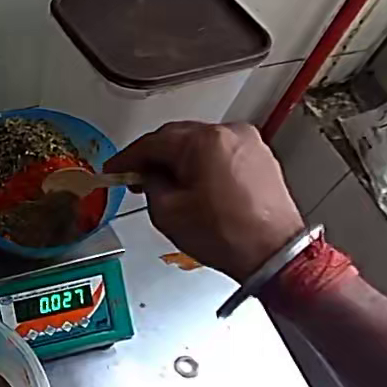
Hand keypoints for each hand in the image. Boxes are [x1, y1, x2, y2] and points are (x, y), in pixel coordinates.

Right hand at [104, 121, 303, 278]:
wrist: (272, 253)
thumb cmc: (226, 235)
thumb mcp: (168, 213)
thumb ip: (150, 185)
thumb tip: (148, 177)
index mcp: (203, 142)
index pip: (152, 142)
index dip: (127, 158)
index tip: (114, 169)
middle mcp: (229, 133)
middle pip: (177, 137)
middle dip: (153, 157)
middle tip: (133, 177)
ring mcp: (248, 143)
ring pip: (199, 144)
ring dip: (177, 161)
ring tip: (162, 186)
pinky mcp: (259, 158)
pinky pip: (219, 153)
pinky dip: (200, 165)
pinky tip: (191, 186)